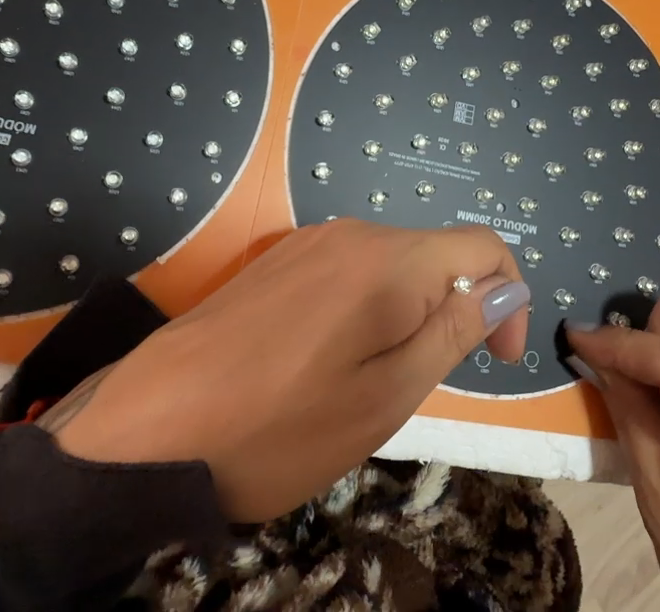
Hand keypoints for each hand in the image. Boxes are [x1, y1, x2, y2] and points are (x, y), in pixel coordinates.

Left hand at [53, 219, 529, 519]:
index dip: (510, 298)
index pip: (484, 245)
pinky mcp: (274, 261)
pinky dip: (363, 308)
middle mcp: (351, 232)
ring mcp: (306, 242)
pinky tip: (322, 361)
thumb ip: (455, 329)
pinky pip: (345, 271)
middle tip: (416, 385)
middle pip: (435, 255)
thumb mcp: (388, 395)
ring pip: (389, 265)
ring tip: (364, 381)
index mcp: (389, 259)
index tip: (497, 362)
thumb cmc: (281, 426)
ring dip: (404, 313)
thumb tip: (506, 286)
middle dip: (451, 311)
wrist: (149, 427)